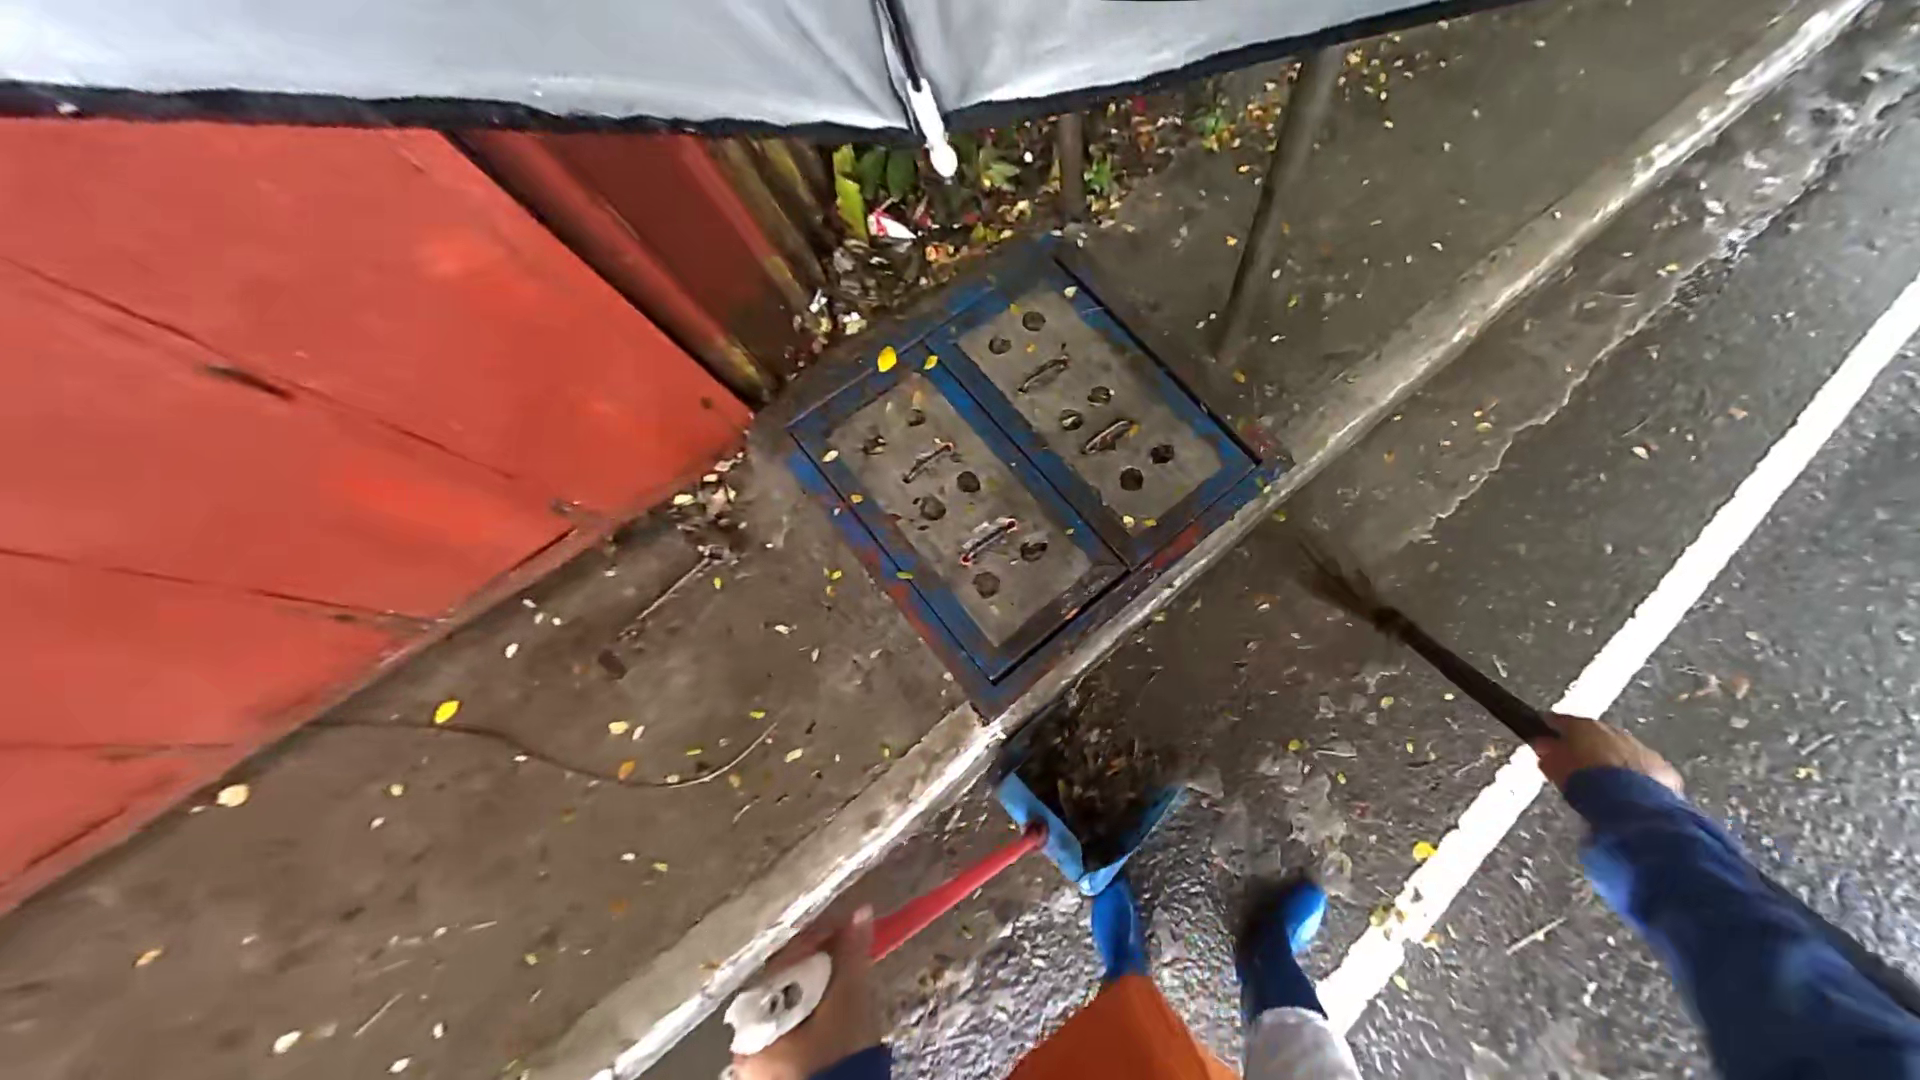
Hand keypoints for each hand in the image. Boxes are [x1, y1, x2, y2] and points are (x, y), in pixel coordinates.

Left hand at [732, 906, 881, 1079]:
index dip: (819, 938)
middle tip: (850, 951)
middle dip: (821, 962)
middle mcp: (745, 1041)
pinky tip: (835, 1009)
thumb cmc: (837, 1062)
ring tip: (849, 976)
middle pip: (787, 981)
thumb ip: (852, 955)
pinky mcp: (774, 1074)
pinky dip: (814, 1011)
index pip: (786, 960)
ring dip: (820, 985)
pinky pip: (792, 1027)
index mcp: (754, 1020)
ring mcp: (757, 1063)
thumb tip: (860, 911)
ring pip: (791, 1005)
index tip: (847, 928)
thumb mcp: (849, 1004)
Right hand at [1531, 714, 1683, 794]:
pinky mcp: (1663, 769)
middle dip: (1585, 745)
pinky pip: (1643, 768)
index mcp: (1582, 725)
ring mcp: (1641, 748)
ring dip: (1611, 760)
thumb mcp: (1552, 766)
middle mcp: (1613, 731)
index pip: (1558, 720)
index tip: (1543, 738)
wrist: (1632, 805)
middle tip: (1574, 763)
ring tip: (1601, 781)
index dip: (1548, 729)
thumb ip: (1546, 752)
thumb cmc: (1586, 781)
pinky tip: (1626, 791)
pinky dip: (1634, 775)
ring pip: (1621, 750)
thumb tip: (1543, 745)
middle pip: (1593, 734)